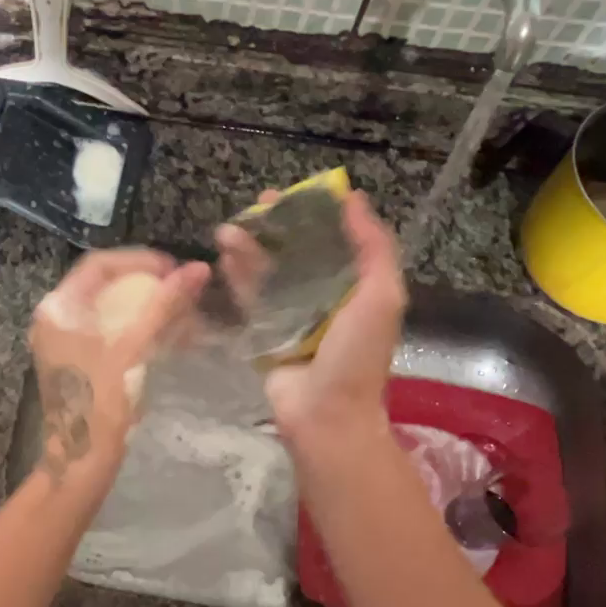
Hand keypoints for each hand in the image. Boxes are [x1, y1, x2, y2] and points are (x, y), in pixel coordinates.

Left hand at [31, 248, 209, 483]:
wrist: (81, 462)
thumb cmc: (100, 403)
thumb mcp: (132, 348)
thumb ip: (163, 305)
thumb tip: (198, 269)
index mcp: (58, 309)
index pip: (99, 264)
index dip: (140, 260)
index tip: (176, 269)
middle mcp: (57, 320)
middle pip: (106, 286)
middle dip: (149, 284)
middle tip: (185, 290)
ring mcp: (67, 343)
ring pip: (113, 310)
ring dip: (149, 308)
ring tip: (186, 314)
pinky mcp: (82, 364)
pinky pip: (113, 333)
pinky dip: (141, 329)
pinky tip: (172, 337)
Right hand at [216, 189, 404, 448]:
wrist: (325, 415)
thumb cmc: (357, 355)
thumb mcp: (382, 295)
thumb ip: (372, 246)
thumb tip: (353, 198)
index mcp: (355, 287)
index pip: (334, 239)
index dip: (315, 213)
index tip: (296, 192)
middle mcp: (323, 297)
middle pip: (297, 251)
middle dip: (277, 225)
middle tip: (257, 203)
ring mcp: (292, 316)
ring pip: (269, 271)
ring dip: (250, 247)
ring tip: (229, 227)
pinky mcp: (265, 333)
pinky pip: (250, 298)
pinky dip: (237, 275)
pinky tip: (223, 254)